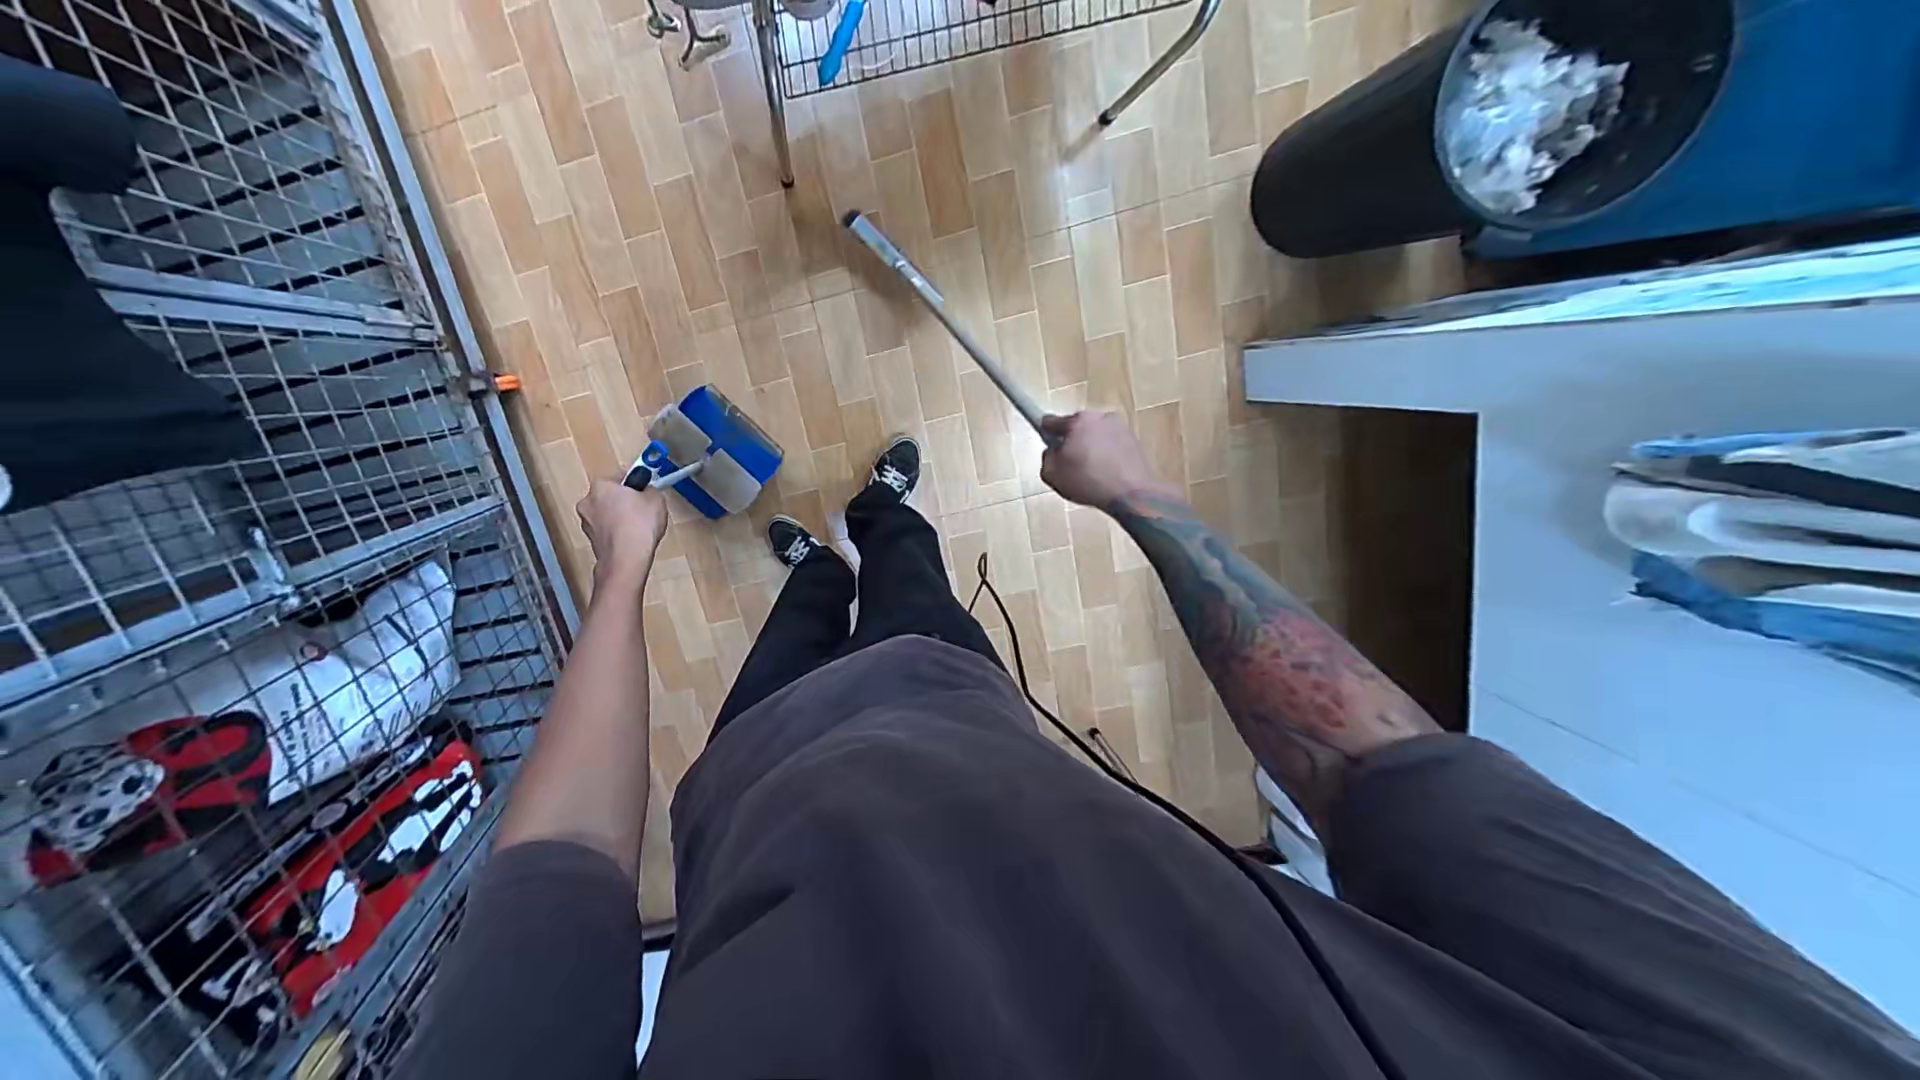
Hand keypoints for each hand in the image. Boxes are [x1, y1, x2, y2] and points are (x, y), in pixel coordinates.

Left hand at [576, 479, 668, 585]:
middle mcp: (587, 501)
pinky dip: (616, 533)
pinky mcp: (590, 541)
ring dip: (619, 518)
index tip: (646, 490)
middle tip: (643, 509)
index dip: (636, 483)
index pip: (620, 476)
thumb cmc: (641, 523)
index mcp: (601, 485)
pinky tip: (631, 539)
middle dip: (624, 501)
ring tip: (639, 528)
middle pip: (609, 496)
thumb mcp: (656, 499)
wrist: (626, 558)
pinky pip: (606, 530)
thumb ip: (650, 491)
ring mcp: (586, 522)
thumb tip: (646, 492)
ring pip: (606, 514)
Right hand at [1039, 411, 1182, 509]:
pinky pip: (1113, 445)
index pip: (1051, 421)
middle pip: (1077, 427)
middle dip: (1072, 442)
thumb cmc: (1087, 481)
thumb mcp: (1051, 474)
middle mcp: (1100, 416)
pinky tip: (1107, 475)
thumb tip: (1053, 451)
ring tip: (1092, 474)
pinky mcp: (1135, 440)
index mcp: (1077, 421)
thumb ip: (1046, 457)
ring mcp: (1121, 427)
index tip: (1048, 445)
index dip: (1046, 433)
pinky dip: (1108, 456)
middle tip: (1070, 466)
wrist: (1131, 494)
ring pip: (1097, 436)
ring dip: (1092, 448)